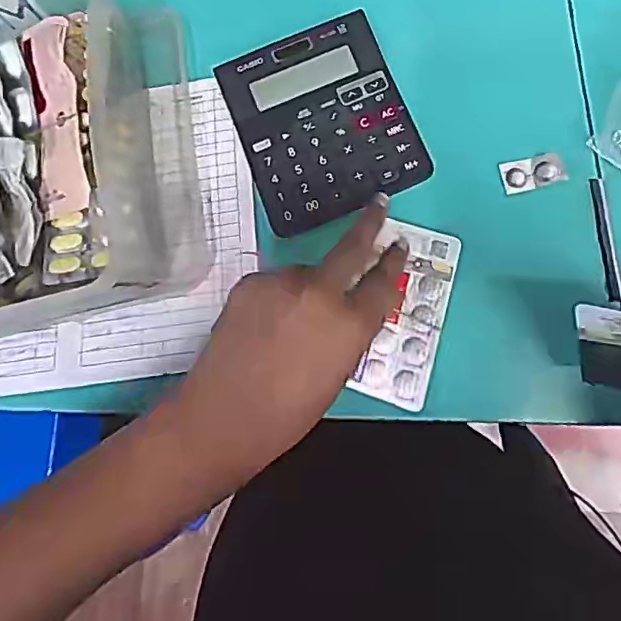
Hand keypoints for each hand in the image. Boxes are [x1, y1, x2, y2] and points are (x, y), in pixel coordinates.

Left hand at [152, 196, 408, 488]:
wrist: (222, 415)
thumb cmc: (285, 413)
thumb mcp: (337, 376)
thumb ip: (348, 335)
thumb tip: (347, 313)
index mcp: (350, 325)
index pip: (383, 283)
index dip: (394, 262)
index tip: (398, 246)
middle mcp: (319, 295)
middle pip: (351, 248)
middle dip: (369, 224)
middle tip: (378, 206)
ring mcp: (282, 283)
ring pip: (305, 272)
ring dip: (307, 286)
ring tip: (290, 324)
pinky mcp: (252, 282)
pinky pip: (275, 282)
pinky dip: (278, 296)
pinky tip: (267, 324)